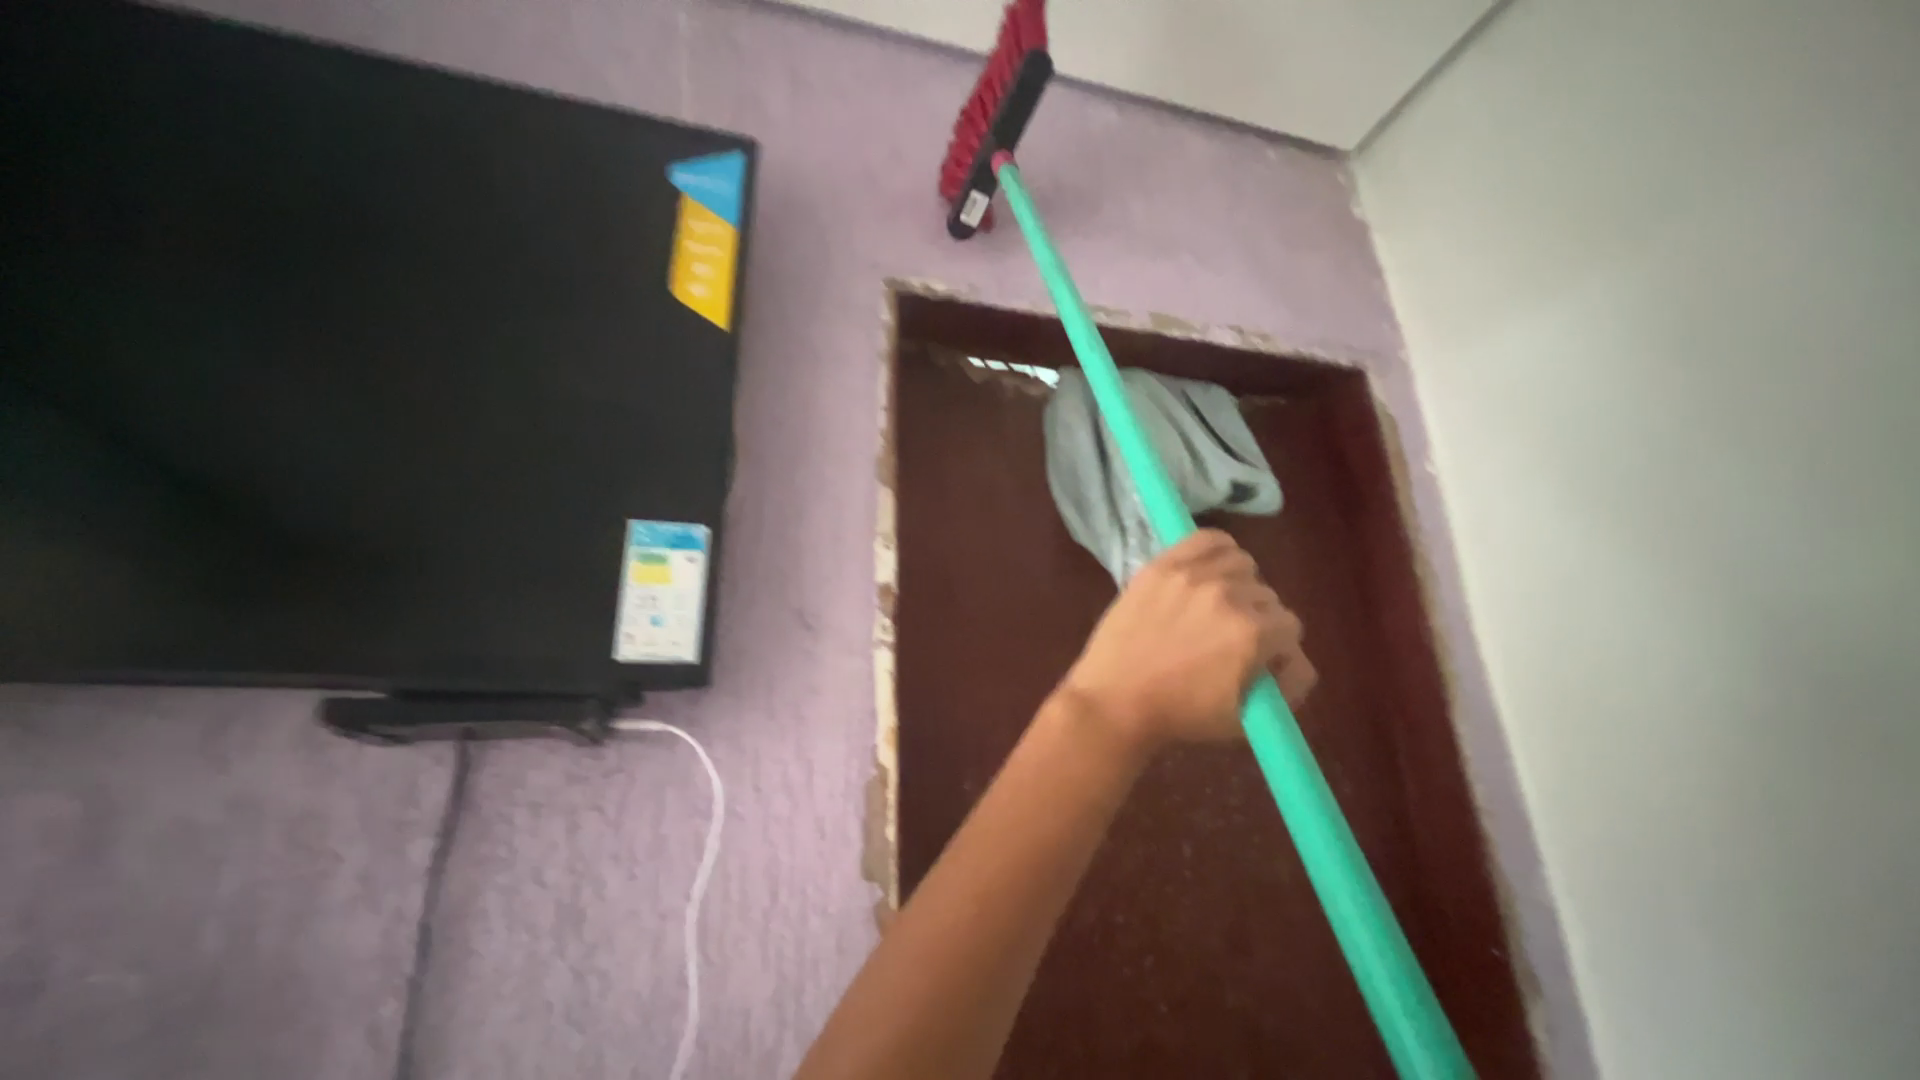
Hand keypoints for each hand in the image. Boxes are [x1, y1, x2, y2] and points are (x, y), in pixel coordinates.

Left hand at [1056, 529, 1314, 752]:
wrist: (1115, 701)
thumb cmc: (1182, 715)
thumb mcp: (1248, 718)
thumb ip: (1290, 685)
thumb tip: (1296, 656)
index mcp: (1254, 633)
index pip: (1290, 626)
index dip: (1276, 647)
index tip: (1255, 660)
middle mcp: (1228, 595)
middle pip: (1266, 595)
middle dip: (1256, 619)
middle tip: (1228, 640)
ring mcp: (1192, 576)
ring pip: (1242, 564)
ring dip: (1237, 584)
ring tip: (1215, 607)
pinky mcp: (1162, 566)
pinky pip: (1208, 539)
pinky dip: (1217, 550)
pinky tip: (1209, 570)